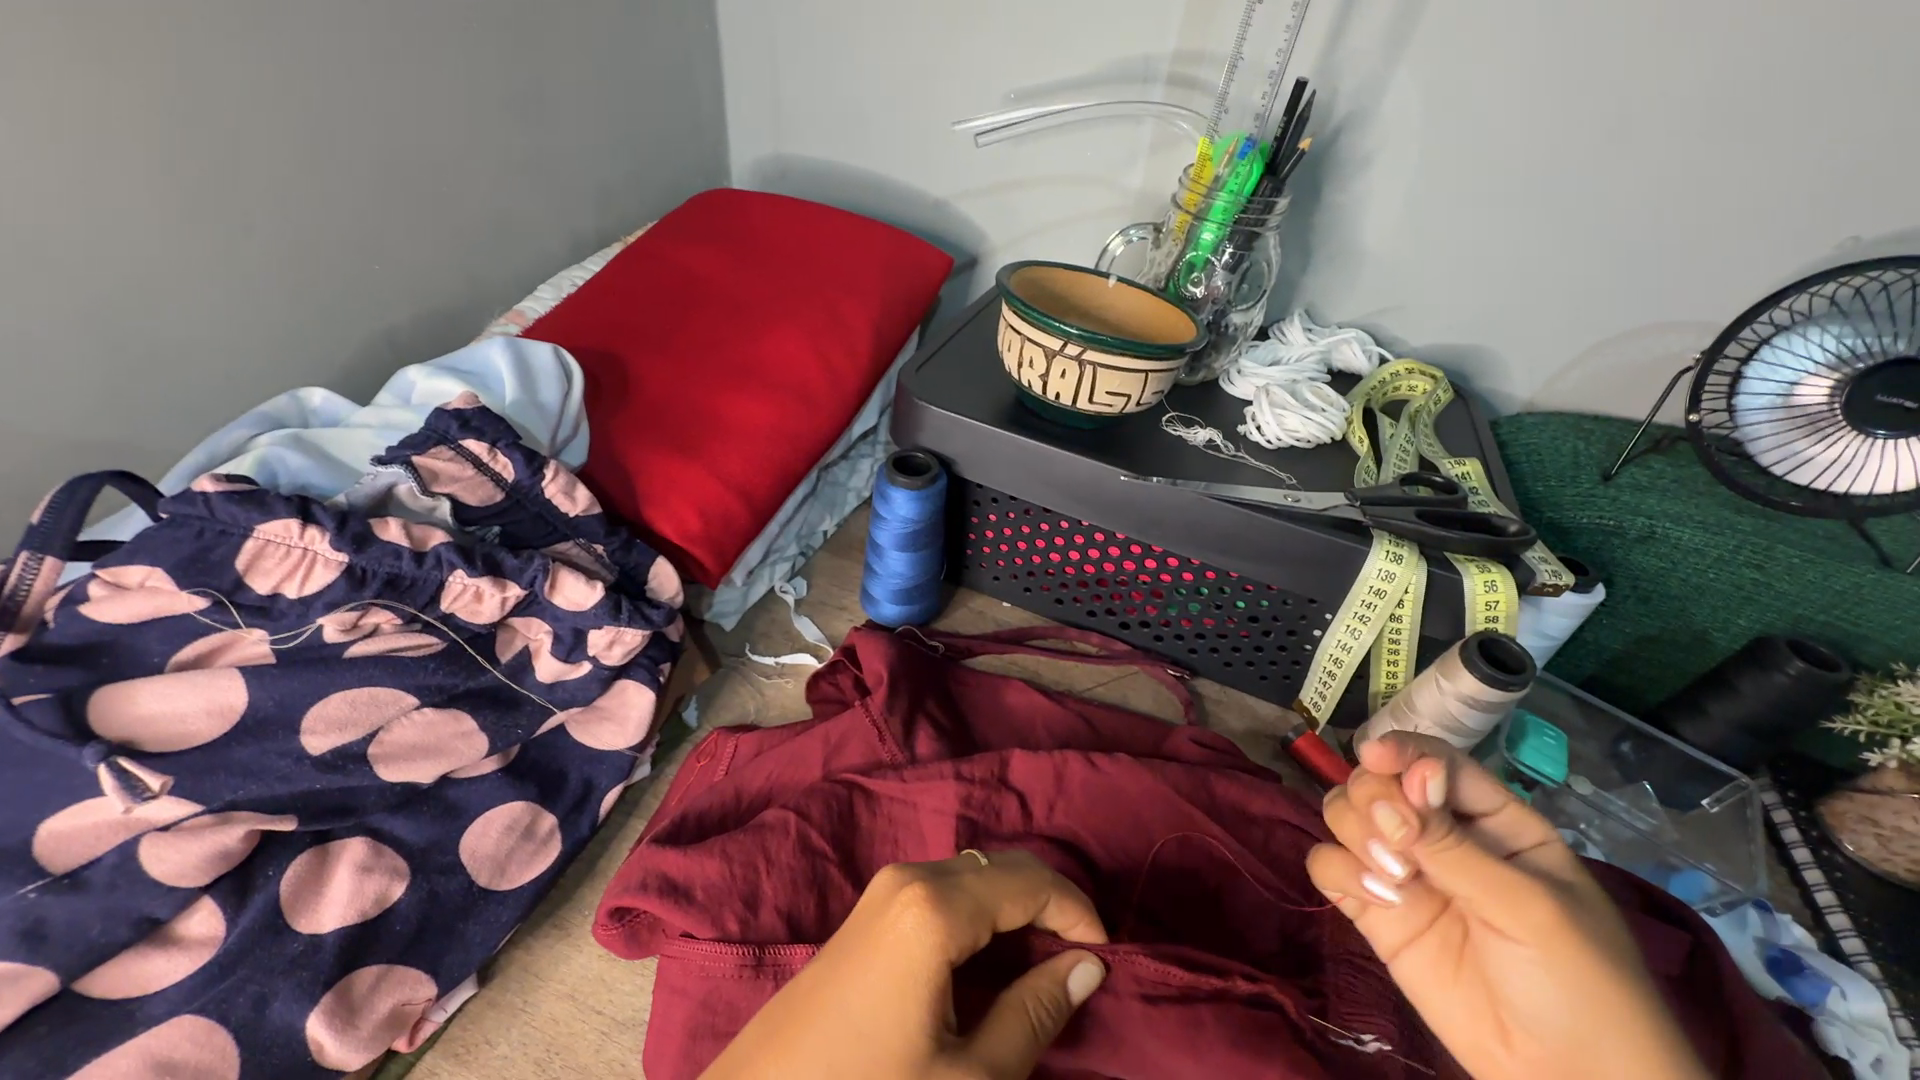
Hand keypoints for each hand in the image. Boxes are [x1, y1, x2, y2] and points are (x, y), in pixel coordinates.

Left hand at [700, 849, 1108, 1079]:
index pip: (1032, 881)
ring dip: (1016, 913)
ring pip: (975, 878)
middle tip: (1079, 966)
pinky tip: (989, 967)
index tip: (1107, 962)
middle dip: (1051, 907)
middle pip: (1004, 869)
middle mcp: (909, 877)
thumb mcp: (970, 1077)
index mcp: (935, 906)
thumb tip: (1088, 966)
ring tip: (1041, 971)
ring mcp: (883, 890)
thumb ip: (1035, 1012)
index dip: (1080, 914)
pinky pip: (944, 892)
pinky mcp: (869, 911)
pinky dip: (982, 918)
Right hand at [1308, 733, 1708, 1079]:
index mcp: (1495, 822)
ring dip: (1356, 832)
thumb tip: (1392, 783)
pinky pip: (1329, 866)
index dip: (1402, 751)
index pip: (1436, 762)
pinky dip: (1340, 871)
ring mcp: (1404, 875)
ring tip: (1393, 880)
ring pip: (1345, 816)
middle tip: (1397, 842)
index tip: (1376, 756)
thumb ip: (1452, 844)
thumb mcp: (1527, 906)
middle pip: (1377, 782)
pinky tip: (1377, 901)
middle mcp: (1441, 837)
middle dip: (1375, 799)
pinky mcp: (1375, 914)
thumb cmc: (1579, 983)